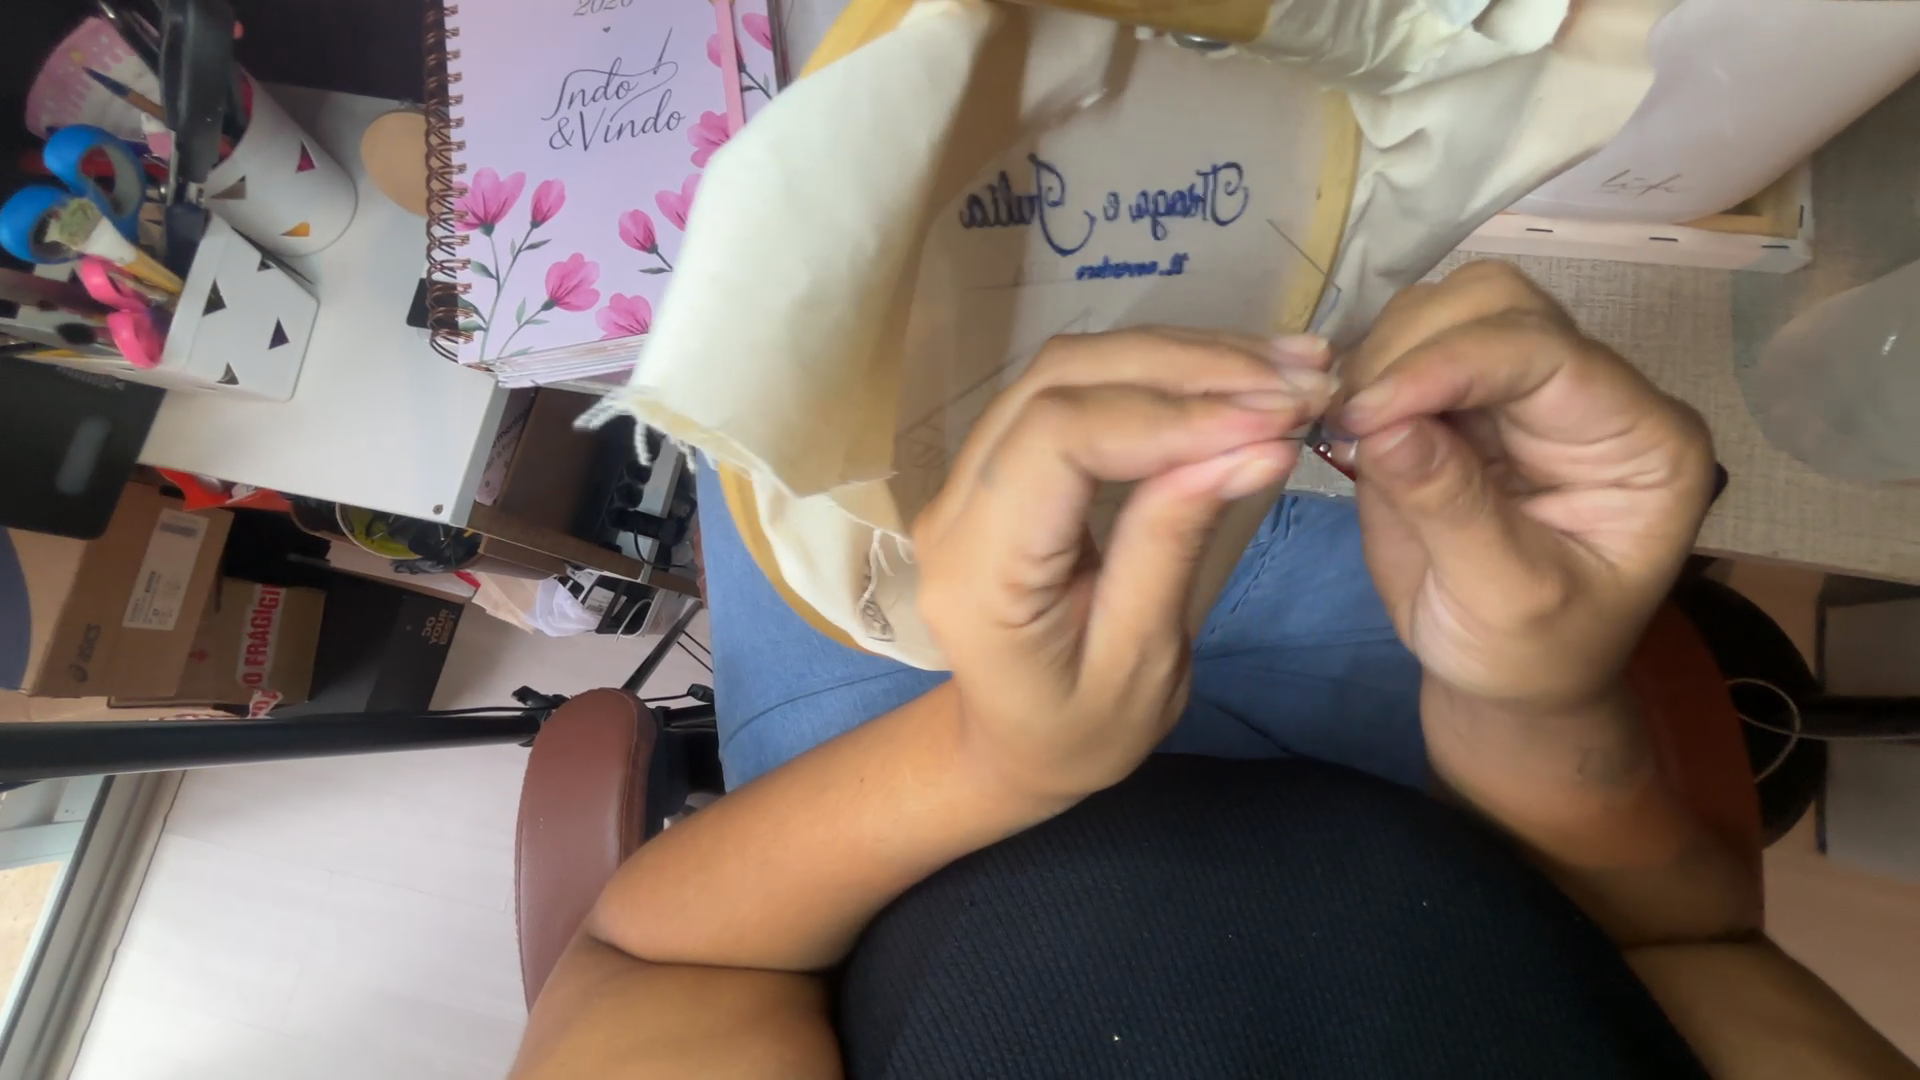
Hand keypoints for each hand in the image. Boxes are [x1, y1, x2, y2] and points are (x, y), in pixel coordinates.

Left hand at [913, 329, 1335, 802]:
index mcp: (977, 570)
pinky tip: (1232, 378)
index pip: (1055, 441)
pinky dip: (1158, 376)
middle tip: (1300, 381)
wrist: (1014, 737)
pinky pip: (1074, 393)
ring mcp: (969, 479)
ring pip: (1068, 370)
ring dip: (1181, 359)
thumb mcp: (1140, 662)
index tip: (1276, 421)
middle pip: (1058, 382)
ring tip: (1288, 368)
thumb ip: (1173, 545)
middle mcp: (955, 507)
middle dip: (1187, 368)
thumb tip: (1255, 442)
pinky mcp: (1001, 467)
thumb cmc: (1075, 729)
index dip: (1168, 415)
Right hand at [1337, 261, 1714, 711]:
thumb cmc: (1528, 649)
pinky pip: (1398, 353)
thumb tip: (1381, 423)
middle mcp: (1578, 397)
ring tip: (1342, 422)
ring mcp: (1508, 397)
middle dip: (1410, 346)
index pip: (1543, 354)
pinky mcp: (1445, 410)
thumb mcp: (1503, 596)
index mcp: (1633, 439)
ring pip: (1443, 311)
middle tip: (1349, 417)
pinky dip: (1358, 372)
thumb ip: (1451, 506)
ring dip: (1379, 353)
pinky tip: (1339, 420)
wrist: (1500, 671)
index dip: (1444, 366)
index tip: (1360, 416)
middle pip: (1497, 303)